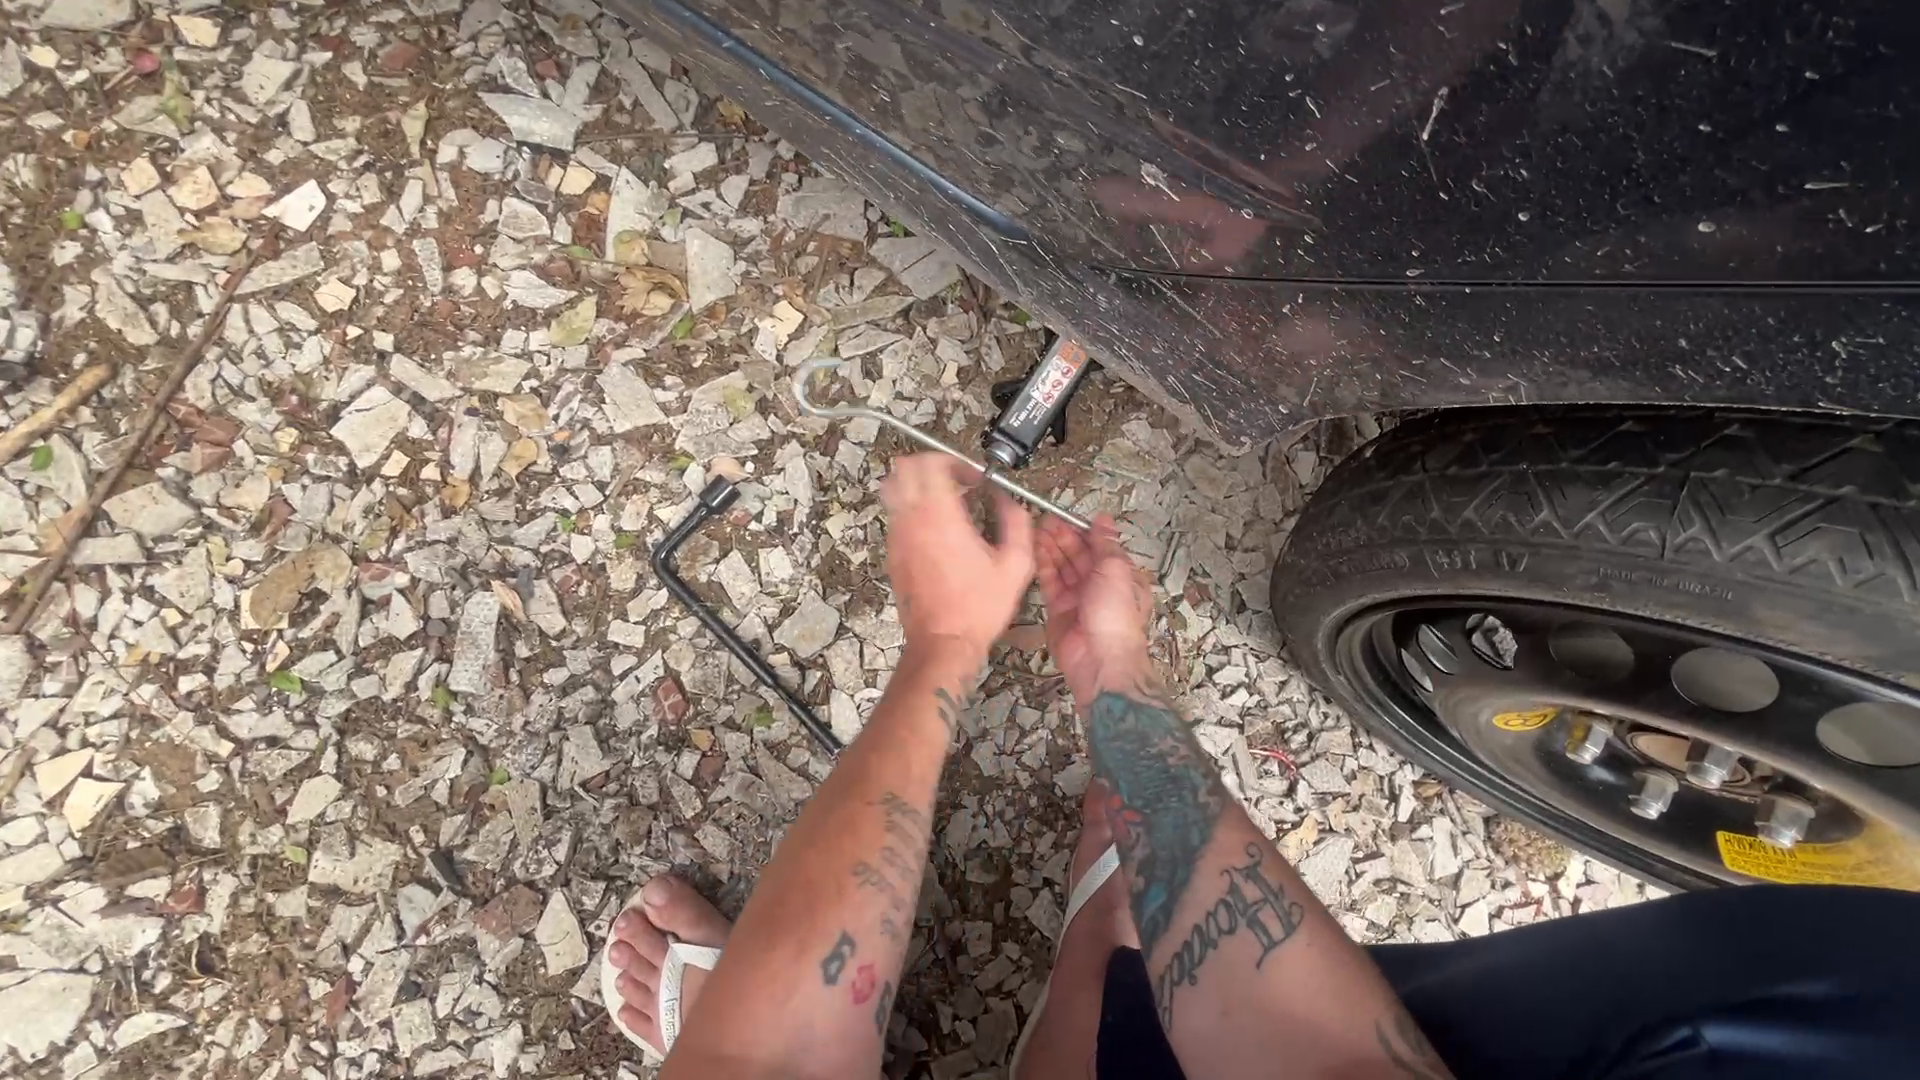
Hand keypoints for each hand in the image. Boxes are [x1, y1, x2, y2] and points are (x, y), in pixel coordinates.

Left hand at [879, 454, 1033, 666]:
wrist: (943, 642)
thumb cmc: (977, 609)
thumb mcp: (1016, 565)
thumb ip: (1017, 523)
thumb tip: (1012, 502)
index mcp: (942, 517)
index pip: (933, 464)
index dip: (955, 461)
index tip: (974, 477)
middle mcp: (913, 521)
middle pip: (904, 468)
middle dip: (932, 465)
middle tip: (957, 480)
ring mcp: (898, 537)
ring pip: (893, 489)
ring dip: (918, 485)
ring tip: (945, 500)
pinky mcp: (893, 554)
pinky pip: (895, 516)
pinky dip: (912, 509)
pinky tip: (936, 528)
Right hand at [1034, 513, 1153, 701]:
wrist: (1100, 659)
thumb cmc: (1116, 619)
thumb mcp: (1116, 570)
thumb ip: (1106, 543)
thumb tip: (1104, 521)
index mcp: (1121, 576)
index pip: (1100, 546)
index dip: (1082, 531)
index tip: (1066, 517)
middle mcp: (1101, 586)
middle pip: (1079, 555)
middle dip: (1063, 537)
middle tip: (1046, 521)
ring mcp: (1079, 598)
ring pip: (1063, 567)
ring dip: (1051, 548)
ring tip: (1037, 530)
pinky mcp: (1059, 609)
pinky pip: (1050, 582)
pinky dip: (1043, 565)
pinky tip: (1035, 550)